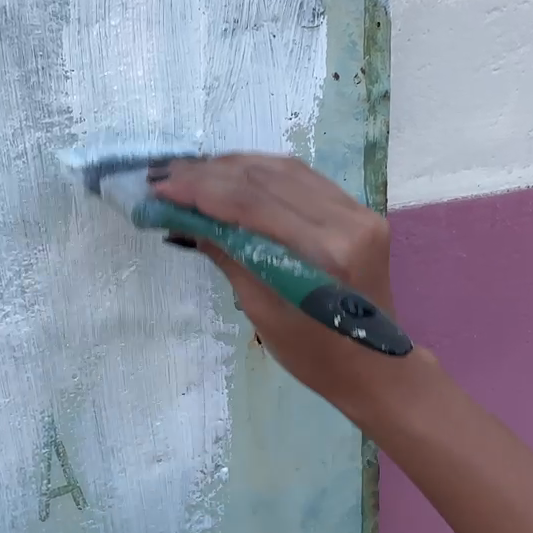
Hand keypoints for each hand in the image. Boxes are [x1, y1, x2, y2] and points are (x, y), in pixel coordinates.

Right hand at [148, 154, 425, 419]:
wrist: (374, 366)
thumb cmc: (314, 356)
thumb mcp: (261, 311)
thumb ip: (228, 254)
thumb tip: (183, 219)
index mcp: (323, 254)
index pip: (251, 203)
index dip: (199, 190)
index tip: (158, 188)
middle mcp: (345, 221)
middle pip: (266, 179)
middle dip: (208, 174)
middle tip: (162, 176)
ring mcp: (357, 211)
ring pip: (283, 170)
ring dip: (231, 166)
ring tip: (188, 171)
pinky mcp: (357, 211)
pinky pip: (302, 178)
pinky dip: (260, 172)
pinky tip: (230, 173)